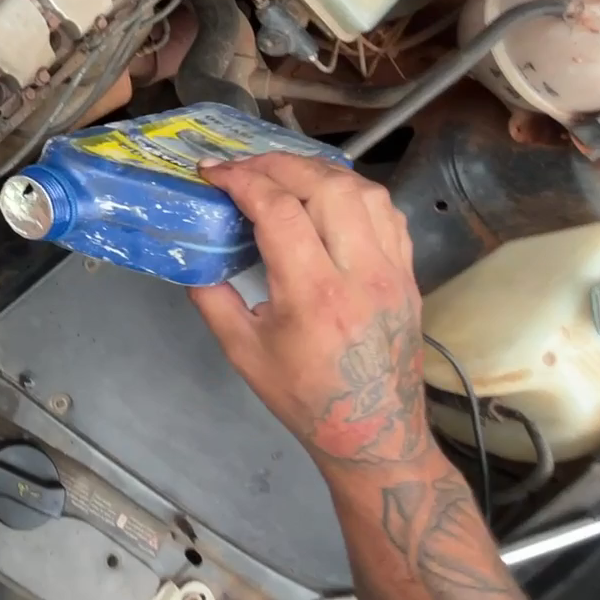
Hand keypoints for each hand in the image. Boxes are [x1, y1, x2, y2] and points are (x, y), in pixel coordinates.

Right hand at [189, 153, 432, 476]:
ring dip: (315, 171)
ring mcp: (394, 272)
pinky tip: (321, 195)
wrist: (376, 435)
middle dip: (276, 164)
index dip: (241, 179)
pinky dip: (349, 190)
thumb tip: (190, 251)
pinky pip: (385, 211)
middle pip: (326, 186)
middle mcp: (362, 275)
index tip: (212, 173)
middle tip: (242, 168)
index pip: (280, 210)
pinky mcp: (409, 274)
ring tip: (279, 174)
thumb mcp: (240, 349)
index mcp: (314, 295)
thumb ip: (210, 295)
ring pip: (363, 191)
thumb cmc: (302, 395)